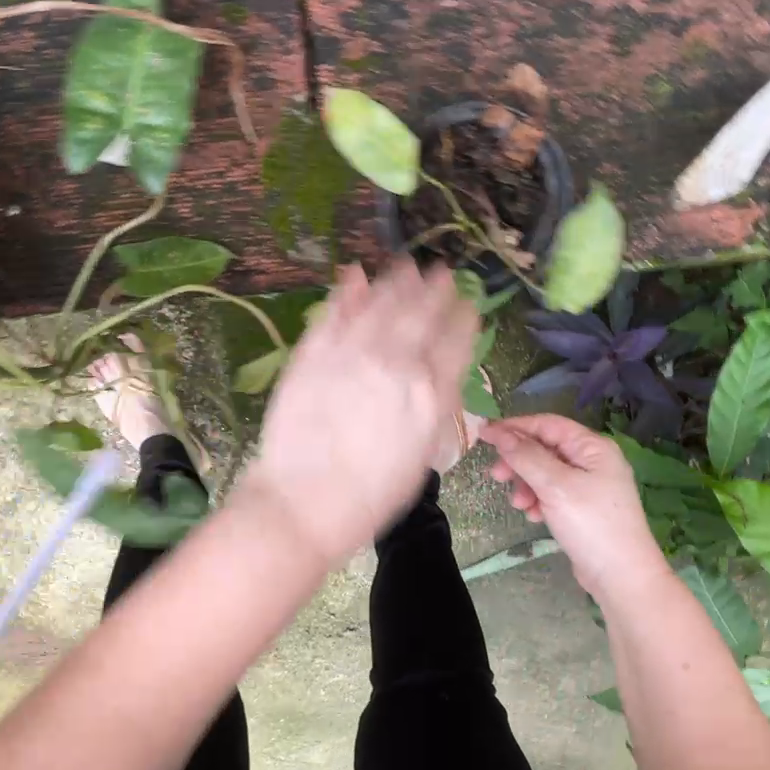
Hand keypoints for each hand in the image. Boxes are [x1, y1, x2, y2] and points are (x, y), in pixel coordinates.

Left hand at [239, 259, 476, 568]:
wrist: (304, 502)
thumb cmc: (369, 497)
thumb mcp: (420, 460)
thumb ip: (433, 412)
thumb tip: (437, 383)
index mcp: (430, 393)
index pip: (456, 340)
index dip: (463, 318)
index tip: (465, 305)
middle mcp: (396, 363)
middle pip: (421, 312)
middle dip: (435, 289)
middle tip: (440, 272)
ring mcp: (352, 353)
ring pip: (381, 303)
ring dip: (396, 282)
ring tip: (406, 267)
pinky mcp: (313, 353)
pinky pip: (334, 312)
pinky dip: (347, 291)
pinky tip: (355, 275)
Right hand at [482, 415, 669, 600]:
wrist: (621, 575)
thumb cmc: (591, 524)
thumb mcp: (555, 486)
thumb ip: (525, 456)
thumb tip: (498, 433)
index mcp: (592, 447)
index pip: (547, 424)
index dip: (514, 427)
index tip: (483, 435)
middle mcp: (592, 461)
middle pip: (545, 448)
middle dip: (518, 461)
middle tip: (496, 477)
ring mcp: (589, 485)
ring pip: (545, 473)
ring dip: (526, 485)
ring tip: (520, 505)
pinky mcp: (583, 507)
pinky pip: (553, 493)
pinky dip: (539, 500)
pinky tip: (535, 516)